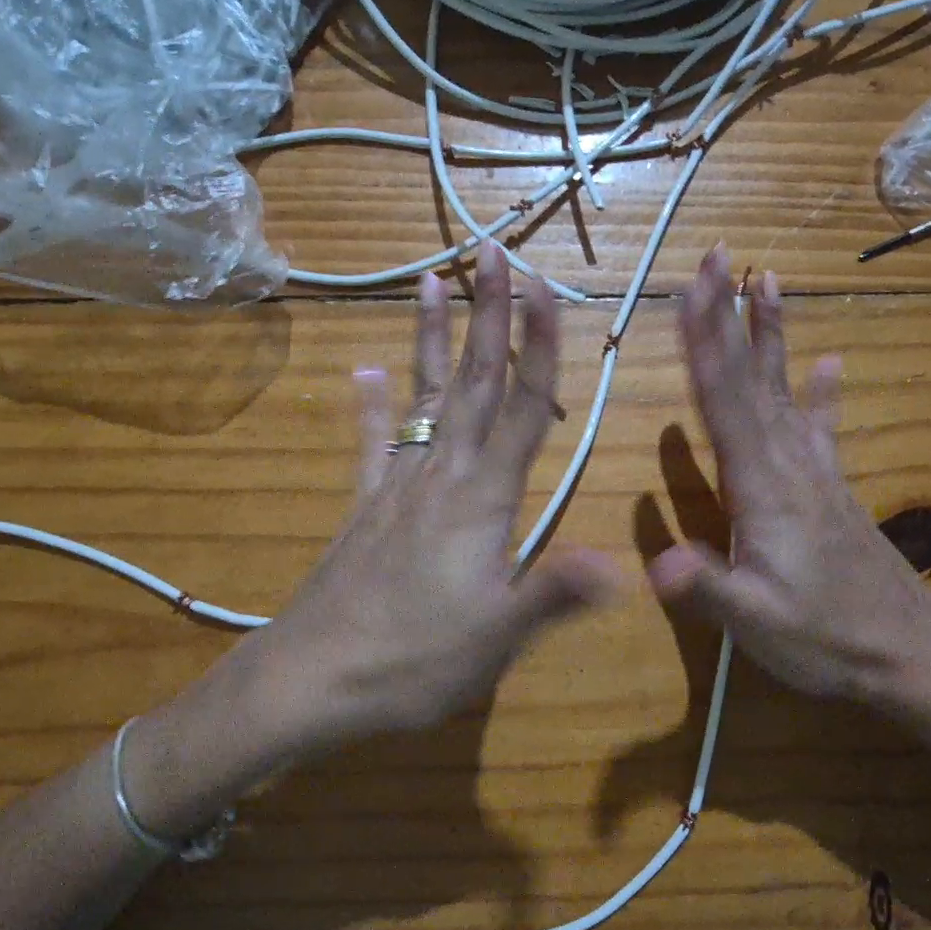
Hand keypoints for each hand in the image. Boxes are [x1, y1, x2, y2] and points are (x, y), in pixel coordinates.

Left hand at [236, 244, 619, 754]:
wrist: (310, 677)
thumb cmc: (413, 661)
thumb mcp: (496, 637)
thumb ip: (554, 593)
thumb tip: (619, 565)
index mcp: (481, 501)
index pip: (521, 412)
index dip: (538, 350)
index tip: (546, 288)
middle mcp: (440, 477)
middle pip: (472, 385)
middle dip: (487, 316)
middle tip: (491, 252)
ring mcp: (396, 486)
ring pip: (424, 398)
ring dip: (433, 338)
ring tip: (431, 278)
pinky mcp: (365, 507)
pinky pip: (373, 443)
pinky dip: (370, 405)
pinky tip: (363, 370)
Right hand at [646, 245, 930, 720]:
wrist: (908, 654)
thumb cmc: (826, 638)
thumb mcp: (757, 624)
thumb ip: (708, 590)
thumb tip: (657, 562)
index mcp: (762, 485)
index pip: (725, 399)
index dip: (705, 341)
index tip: (692, 286)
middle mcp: (788, 463)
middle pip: (751, 377)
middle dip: (729, 315)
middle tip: (717, 255)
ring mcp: (814, 473)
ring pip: (785, 390)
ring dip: (771, 335)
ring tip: (767, 281)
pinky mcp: (830, 489)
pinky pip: (821, 428)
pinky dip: (824, 393)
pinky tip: (834, 364)